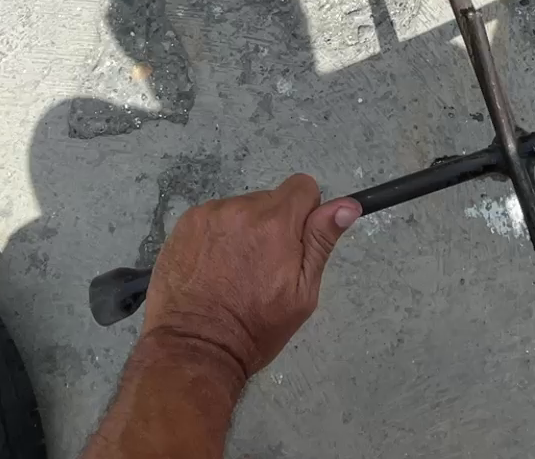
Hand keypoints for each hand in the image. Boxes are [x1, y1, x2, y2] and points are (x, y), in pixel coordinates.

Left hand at [141, 174, 359, 378]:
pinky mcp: (186, 222)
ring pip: (242, 208)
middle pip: (271, 199)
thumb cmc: (255, 327)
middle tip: (263, 266)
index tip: (294, 242)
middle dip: (274, 225)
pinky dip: (218, 235)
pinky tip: (213, 266)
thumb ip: (322, 241)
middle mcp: (242, 208)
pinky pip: (215, 216)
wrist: (194, 349)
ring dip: (245, 230)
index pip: (303, 186)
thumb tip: (347, 205)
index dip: (305, 212)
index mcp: (276, 222)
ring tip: (235, 270)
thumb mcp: (302, 293)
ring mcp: (210, 213)